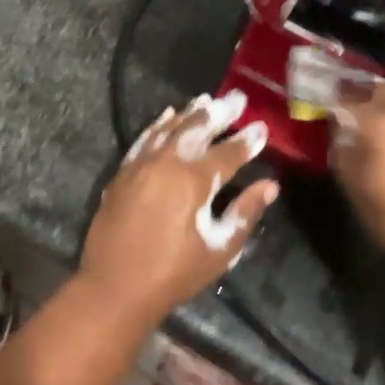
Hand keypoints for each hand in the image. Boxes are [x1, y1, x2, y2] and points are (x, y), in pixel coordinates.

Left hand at [82, 92, 278, 320]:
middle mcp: (167, 162)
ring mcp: (142, 164)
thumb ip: (245, 213)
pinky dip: (159, 124)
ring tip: (207, 99)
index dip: (248, 140)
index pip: (228, 153)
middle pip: (198, 128)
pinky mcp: (124, 171)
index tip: (262, 126)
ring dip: (190, 112)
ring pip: (170, 128)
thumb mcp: (219, 250)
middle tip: (237, 97)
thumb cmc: (173, 273)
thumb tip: (270, 186)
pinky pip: (145, 138)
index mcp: (194, 180)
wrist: (115, 287)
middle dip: (220, 113)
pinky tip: (168, 115)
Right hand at [330, 84, 384, 277]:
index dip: (335, 100)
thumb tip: (340, 127)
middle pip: (381, 91)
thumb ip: (342, 144)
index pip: (350, 97)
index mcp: (382, 119)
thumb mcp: (351, 179)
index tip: (325, 105)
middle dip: (363, 97)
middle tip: (349, 111)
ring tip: (373, 126)